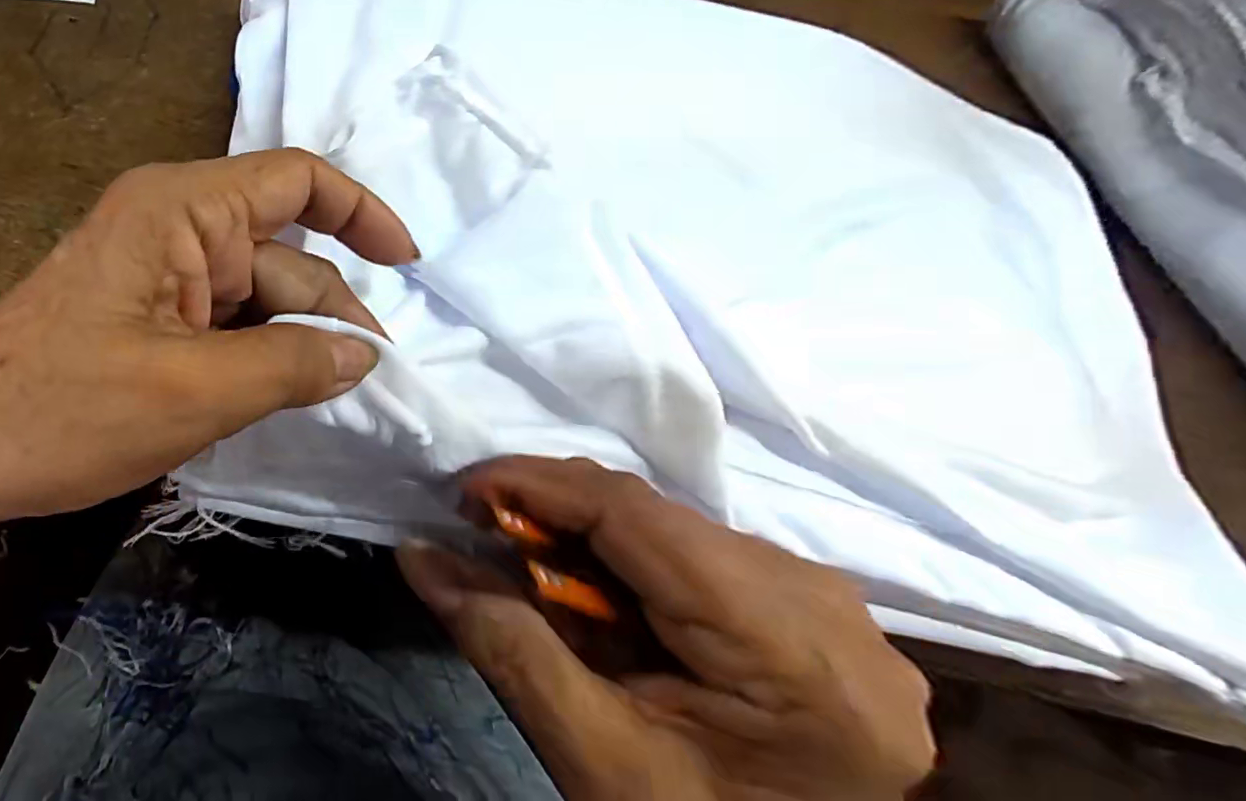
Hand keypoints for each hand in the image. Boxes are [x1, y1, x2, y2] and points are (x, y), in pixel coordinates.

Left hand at [0, 150, 417, 608]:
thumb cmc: (62, 409)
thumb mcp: (195, 390)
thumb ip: (292, 364)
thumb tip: (362, 355)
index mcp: (183, 209)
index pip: (298, 181)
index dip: (362, 212)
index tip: (407, 263)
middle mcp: (176, 226)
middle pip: (284, 253)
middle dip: (329, 310)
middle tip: (371, 375)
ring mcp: (160, 273)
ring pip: (259, 297)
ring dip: (294, 341)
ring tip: (326, 395)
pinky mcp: (149, 314)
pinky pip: (228, 324)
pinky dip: (260, 355)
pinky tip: (276, 396)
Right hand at [397, 457, 934, 800]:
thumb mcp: (594, 760)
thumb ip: (507, 645)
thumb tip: (419, 554)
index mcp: (791, 650)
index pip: (640, 517)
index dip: (541, 485)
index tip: (463, 489)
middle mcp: (823, 600)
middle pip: (657, 517)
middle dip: (556, 512)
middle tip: (480, 528)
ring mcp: (825, 598)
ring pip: (672, 525)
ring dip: (587, 534)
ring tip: (524, 559)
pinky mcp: (809, 604)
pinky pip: (695, 550)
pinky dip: (628, 557)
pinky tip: (590, 587)